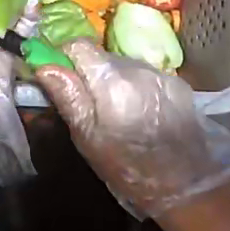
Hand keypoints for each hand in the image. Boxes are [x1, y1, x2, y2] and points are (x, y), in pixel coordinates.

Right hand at [35, 40, 229, 217]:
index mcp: (111, 80)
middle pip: (102, 55)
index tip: (61, 77)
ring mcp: (159, 73)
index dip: (65, 57)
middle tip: (88, 103)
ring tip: (115, 109)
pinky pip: (145, 75)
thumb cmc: (126, 166)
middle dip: (89, 72)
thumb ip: (68, 96)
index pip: (79, 45)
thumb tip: (45, 67)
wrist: (184, 184)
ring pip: (124, 64)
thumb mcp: (87, 136)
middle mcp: (136, 67)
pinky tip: (140, 111)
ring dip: (113, 79)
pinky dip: (136, 86)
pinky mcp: (177, 82)